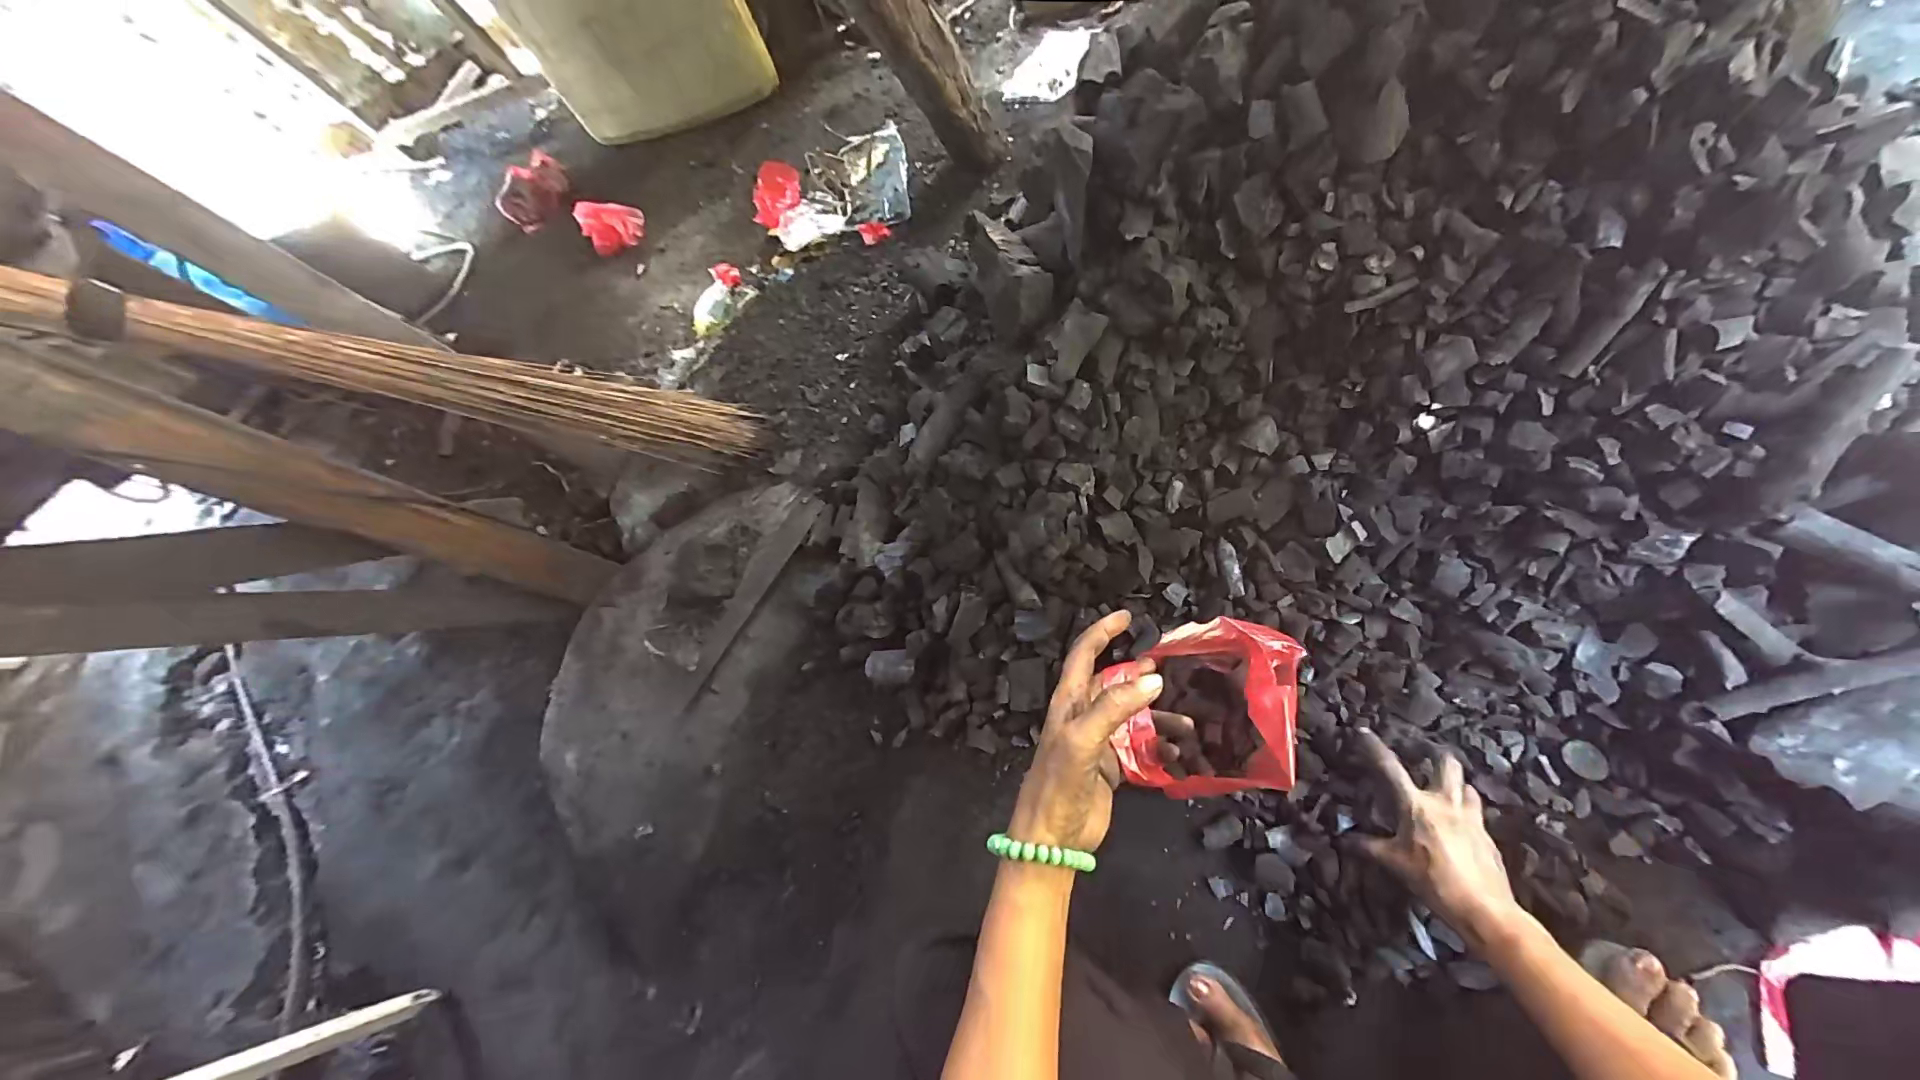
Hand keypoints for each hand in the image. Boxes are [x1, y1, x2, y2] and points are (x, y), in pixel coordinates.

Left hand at [1007, 611, 1164, 852]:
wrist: (1052, 840)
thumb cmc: (1058, 784)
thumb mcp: (1082, 740)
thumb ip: (1114, 708)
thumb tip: (1152, 678)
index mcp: (1069, 702)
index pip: (1084, 655)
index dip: (1102, 632)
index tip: (1127, 617)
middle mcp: (1082, 716)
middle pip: (1112, 682)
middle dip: (1138, 672)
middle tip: (1171, 665)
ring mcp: (1097, 741)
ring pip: (1131, 715)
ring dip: (1156, 712)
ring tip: (1186, 717)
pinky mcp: (1110, 766)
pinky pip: (1139, 745)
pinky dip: (1159, 742)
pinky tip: (1178, 746)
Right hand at [1352, 729, 1524, 946]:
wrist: (1486, 911)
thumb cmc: (1433, 881)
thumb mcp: (1394, 863)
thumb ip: (1368, 847)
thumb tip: (1345, 838)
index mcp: (1417, 806)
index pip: (1391, 768)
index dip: (1375, 748)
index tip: (1364, 731)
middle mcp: (1446, 803)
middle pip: (1446, 763)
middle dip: (1435, 754)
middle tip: (1424, 754)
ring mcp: (1472, 819)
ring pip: (1467, 786)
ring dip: (1455, 784)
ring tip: (1444, 789)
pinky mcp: (1488, 837)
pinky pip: (1476, 813)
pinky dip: (1465, 811)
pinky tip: (1458, 824)